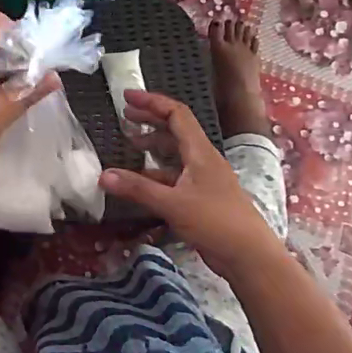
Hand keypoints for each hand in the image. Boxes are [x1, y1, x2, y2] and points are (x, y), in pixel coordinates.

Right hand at [100, 89, 284, 277]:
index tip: (127, 97)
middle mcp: (203, 160)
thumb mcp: (172, 204)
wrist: (249, 255)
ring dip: (154, 146)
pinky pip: (176, 176)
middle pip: (176, 130)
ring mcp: (204, 179)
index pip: (177, 115)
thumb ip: (137, 189)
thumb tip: (102, 175)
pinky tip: (142, 181)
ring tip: (130, 145)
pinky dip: (157, 173)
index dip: (152, 102)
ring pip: (176, 154)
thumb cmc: (215, 222)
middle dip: (150, 120)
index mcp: (200, 152)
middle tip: (125, 116)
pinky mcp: (202, 197)